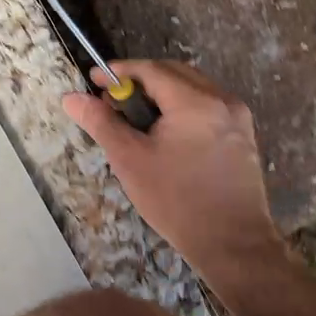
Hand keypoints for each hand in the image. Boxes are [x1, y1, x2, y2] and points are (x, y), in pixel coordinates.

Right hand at [64, 59, 283, 273]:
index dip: (119, 72)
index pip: (151, 69)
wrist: (234, 246)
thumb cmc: (177, 200)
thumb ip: (100, 122)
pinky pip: (207, 106)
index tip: (95, 81)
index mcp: (195, 102)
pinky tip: (166, 135)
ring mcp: (238, 118)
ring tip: (137, 120)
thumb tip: (72, 98)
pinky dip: (182, 108)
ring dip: (162, 94)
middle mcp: (222, 100)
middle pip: (174, 73)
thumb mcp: (129, 160)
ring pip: (192, 88)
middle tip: (114, 101)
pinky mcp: (244, 137)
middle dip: (141, 80)